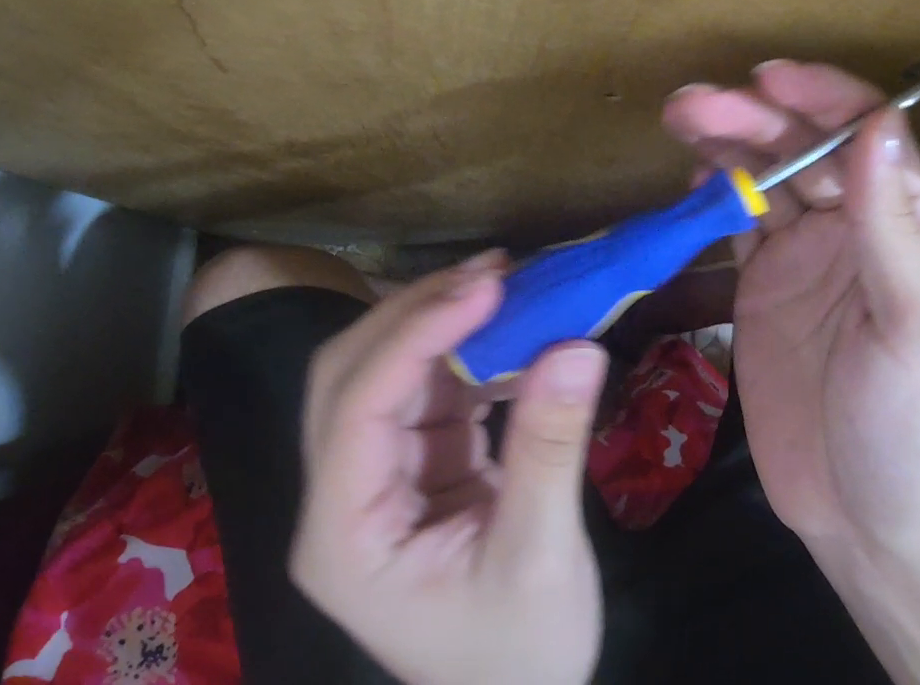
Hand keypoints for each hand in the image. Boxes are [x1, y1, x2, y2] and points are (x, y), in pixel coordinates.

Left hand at [289, 252, 608, 684]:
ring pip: (388, 374)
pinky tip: (511, 332)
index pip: (358, 407)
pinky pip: (432, 392)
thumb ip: (550, 449)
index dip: (417, 336)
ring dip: (443, 325)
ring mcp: (378, 479)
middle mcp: (342, 496)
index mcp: (344, 533)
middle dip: (417, 314)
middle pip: (354, 376)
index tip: (487, 287)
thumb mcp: (540, 558)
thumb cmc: (518, 655)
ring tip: (505, 284)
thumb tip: (577, 345)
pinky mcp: (418, 467)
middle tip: (494, 273)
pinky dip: (470, 355)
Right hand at [663, 61, 919, 552]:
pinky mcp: (763, 286)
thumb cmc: (910, 428)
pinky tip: (692, 175)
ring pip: (767, 178)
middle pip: (806, 150)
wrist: (863, 519)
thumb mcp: (914, 328)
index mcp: (909, 229)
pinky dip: (715, 194)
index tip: (770, 79)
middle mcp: (857, 230)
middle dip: (756, 118)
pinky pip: (738, 224)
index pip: (868, 138)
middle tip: (696, 104)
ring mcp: (806, 257)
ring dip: (728, 143)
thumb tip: (877, 126)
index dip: (823, 100)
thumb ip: (891, 228)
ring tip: (682, 117)